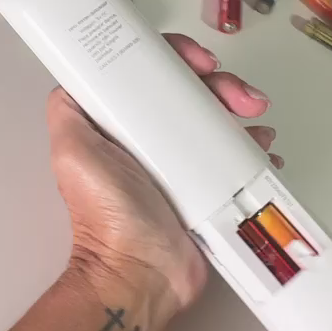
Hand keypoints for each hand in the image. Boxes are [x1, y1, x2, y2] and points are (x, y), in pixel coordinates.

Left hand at [47, 33, 275, 321]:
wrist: (141, 273)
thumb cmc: (105, 214)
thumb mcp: (72, 151)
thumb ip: (67, 110)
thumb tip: (73, 74)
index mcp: (119, 122)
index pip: (149, 71)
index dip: (176, 56)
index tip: (199, 62)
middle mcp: (149, 135)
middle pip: (190, 89)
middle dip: (220, 82)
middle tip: (238, 95)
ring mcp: (181, 159)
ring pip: (215, 115)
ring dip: (240, 107)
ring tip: (256, 120)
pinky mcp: (207, 183)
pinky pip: (234, 152)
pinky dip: (251, 143)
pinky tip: (264, 146)